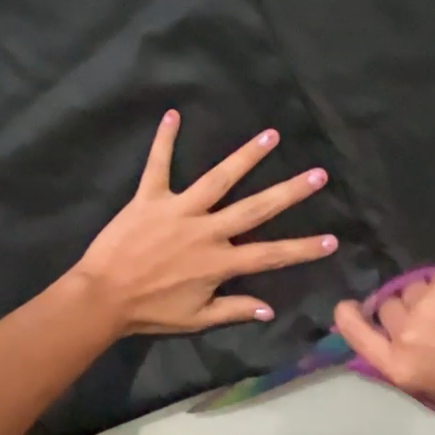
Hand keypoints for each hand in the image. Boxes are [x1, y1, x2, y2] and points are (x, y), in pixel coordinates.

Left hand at [70, 111, 337, 334]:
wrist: (102, 298)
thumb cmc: (149, 312)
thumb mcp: (196, 319)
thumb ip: (234, 310)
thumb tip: (270, 309)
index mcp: (219, 262)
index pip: (270, 254)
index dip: (303, 248)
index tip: (332, 239)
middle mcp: (206, 231)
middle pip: (256, 209)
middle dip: (290, 192)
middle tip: (318, 174)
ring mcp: (179, 210)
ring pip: (218, 179)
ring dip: (246, 156)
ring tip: (271, 135)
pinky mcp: (149, 198)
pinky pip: (158, 164)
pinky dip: (164, 140)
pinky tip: (173, 115)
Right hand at [334, 269, 434, 409]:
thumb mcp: (432, 385)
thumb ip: (400, 359)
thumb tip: (380, 334)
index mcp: (398, 366)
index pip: (353, 330)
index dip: (347, 315)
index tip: (349, 308)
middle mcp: (406, 333)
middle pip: (385, 306)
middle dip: (402, 312)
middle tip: (433, 323)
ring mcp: (427, 302)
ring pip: (410, 288)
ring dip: (424, 296)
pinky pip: (434, 277)